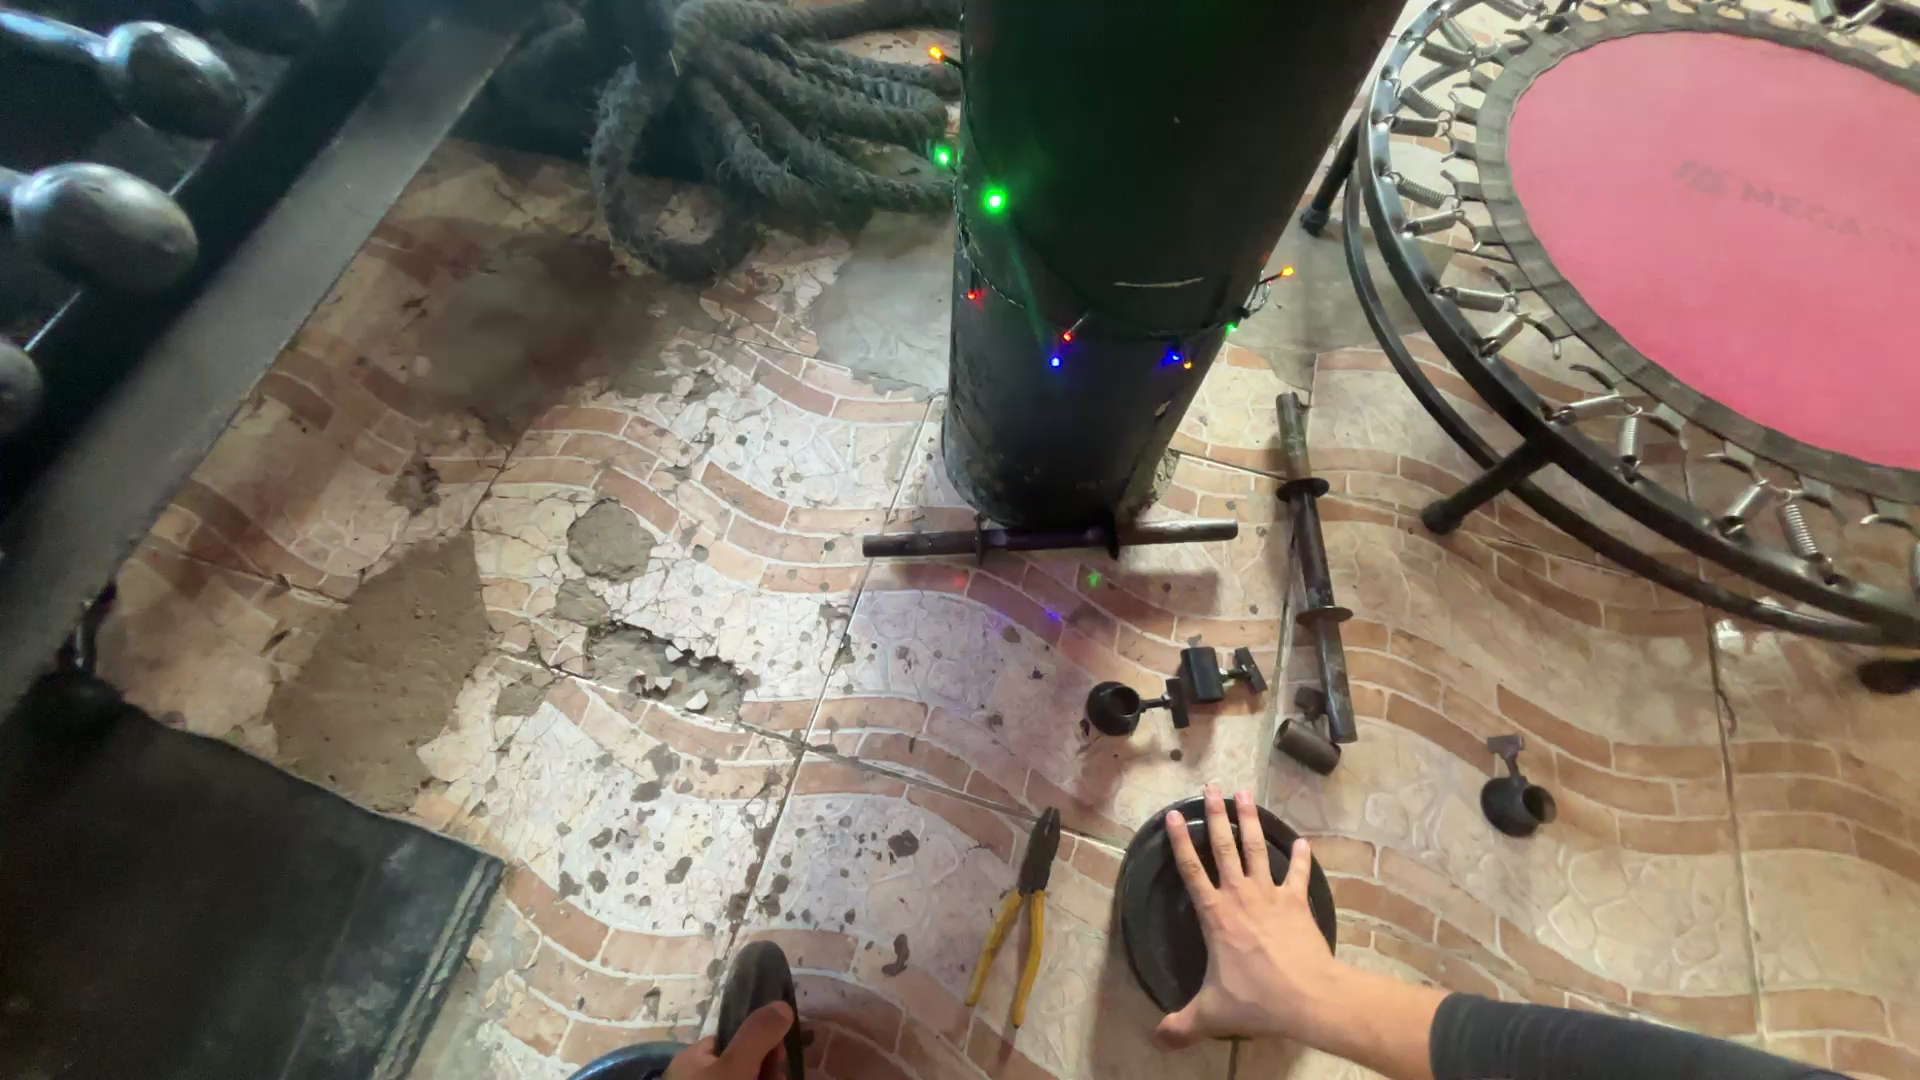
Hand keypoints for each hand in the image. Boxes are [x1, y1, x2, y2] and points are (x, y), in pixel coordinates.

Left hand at [663, 1002, 793, 1079]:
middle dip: (767, 1065)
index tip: (780, 1053)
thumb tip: (783, 1004)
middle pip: (742, 1062)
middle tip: (779, 1076)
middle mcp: (694, 1078)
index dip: (761, 1043)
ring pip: (745, 1077)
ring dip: (768, 1077)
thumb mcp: (733, 1066)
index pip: (733, 1040)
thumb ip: (757, 1034)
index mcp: (691, 1059)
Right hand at [1155, 783, 1344, 1048]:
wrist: (1310, 998)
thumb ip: (1183, 1023)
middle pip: (1224, 847)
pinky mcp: (1297, 903)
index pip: (1191, 869)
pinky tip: (1302, 842)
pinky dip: (1300, 858)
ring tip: (1245, 793)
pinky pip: (1297, 875)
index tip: (1174, 813)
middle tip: (1212, 786)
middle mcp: (1239, 895)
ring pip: (1256, 849)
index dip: (1181, 841)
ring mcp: (1270, 895)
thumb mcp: (1213, 1012)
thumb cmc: (1257, 999)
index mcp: (1215, 914)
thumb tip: (1155, 1038)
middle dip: (1217, 814)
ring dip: (1250, 820)